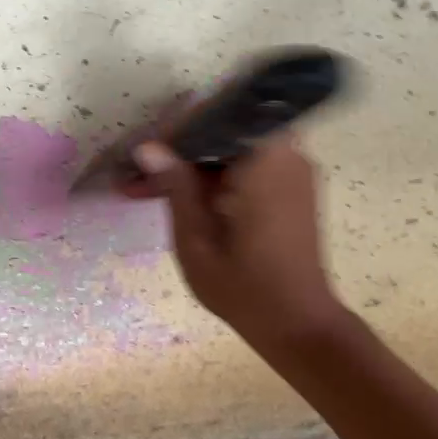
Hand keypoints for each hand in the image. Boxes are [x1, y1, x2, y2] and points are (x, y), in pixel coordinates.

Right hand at [129, 138, 346, 342]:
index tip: (148, 149)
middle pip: (226, 128)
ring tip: (146, 187)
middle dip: (180, 144)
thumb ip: (175, 185)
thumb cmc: (243, 285)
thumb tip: (148, 147)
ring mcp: (292, 172)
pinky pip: (244, 164)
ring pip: (231, 146)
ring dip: (191, 162)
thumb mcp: (195, 237)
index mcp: (267, 163)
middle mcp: (288, 157)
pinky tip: (177, 198)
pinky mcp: (289, 189)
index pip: (222, 114)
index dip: (181, 125)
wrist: (297, 324)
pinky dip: (211, 175)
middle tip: (139, 169)